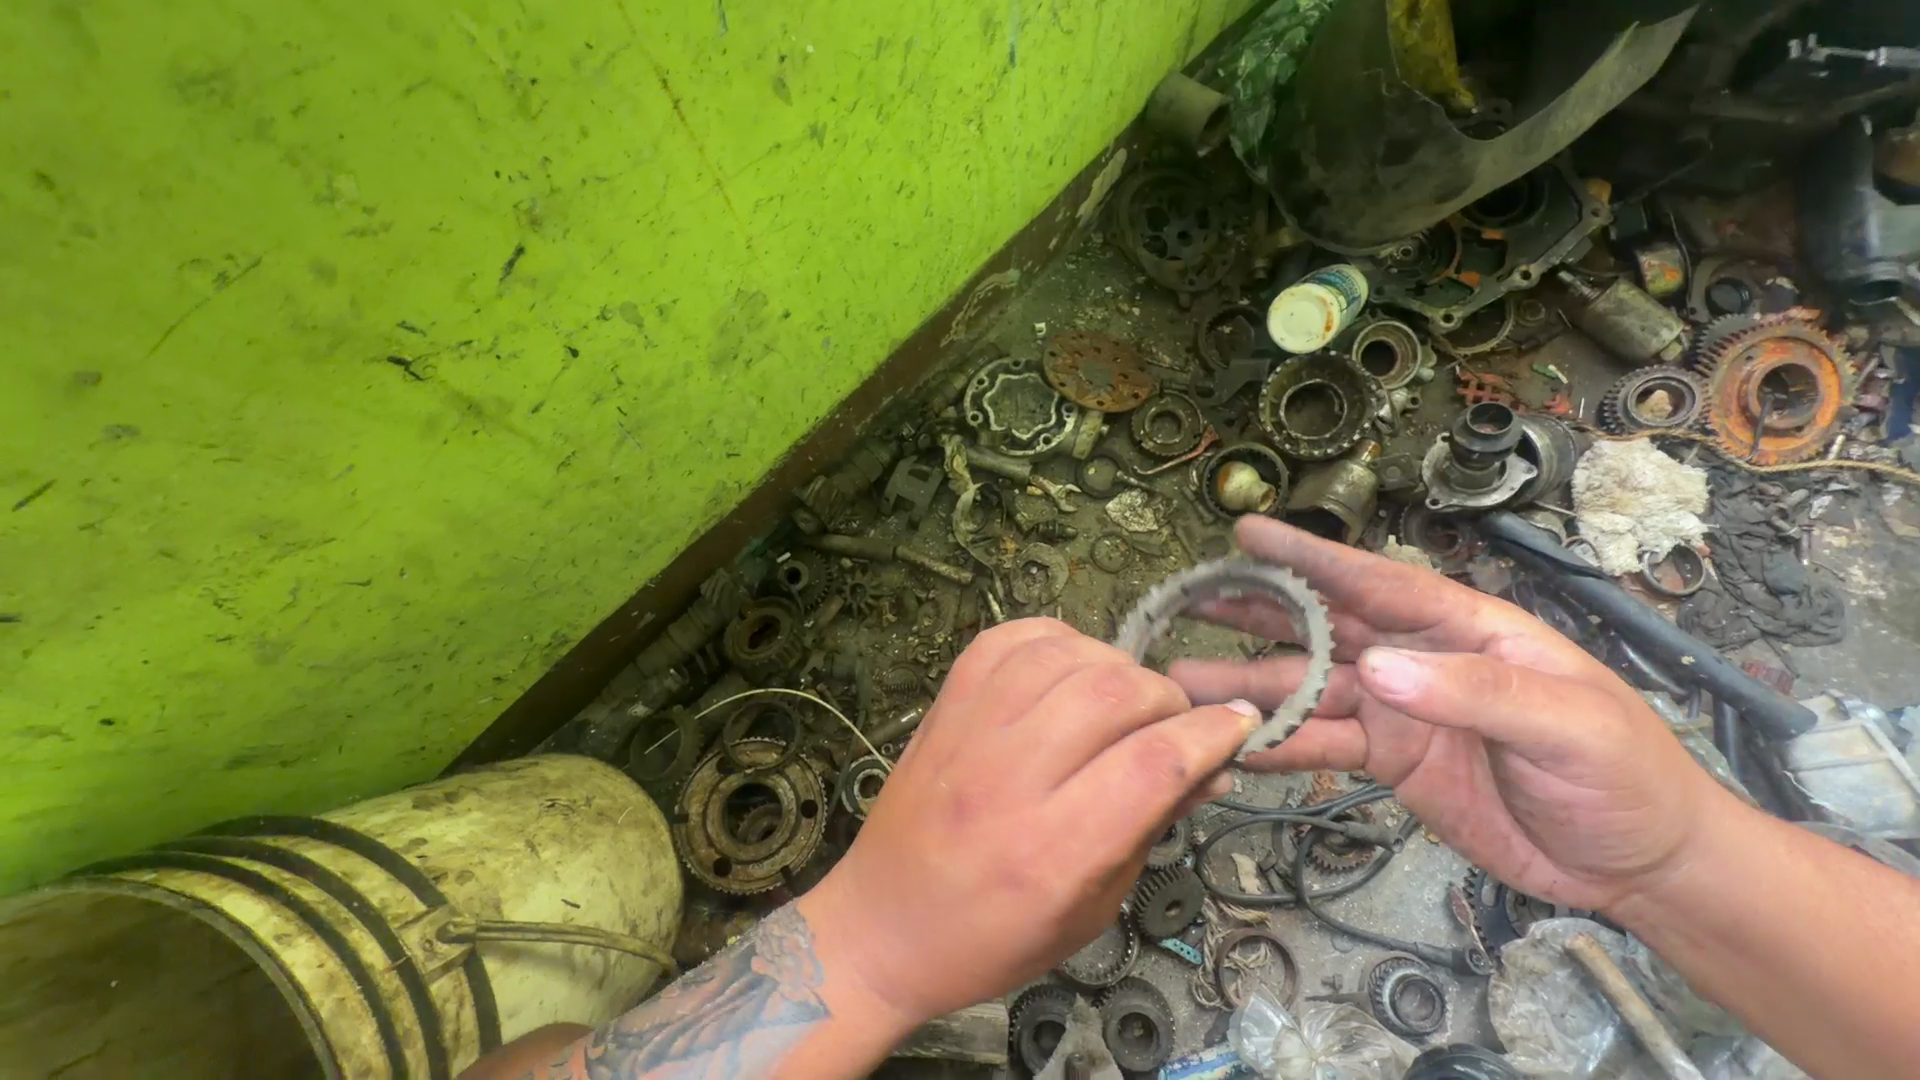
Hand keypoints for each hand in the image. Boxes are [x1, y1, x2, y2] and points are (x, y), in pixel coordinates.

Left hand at [801, 618, 1260, 1024]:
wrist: (884, 922)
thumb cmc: (995, 937)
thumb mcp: (1091, 909)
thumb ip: (1151, 828)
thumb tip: (1210, 767)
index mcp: (1055, 849)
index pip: (1154, 762)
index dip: (1212, 734)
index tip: (1240, 724)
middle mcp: (1011, 777)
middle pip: (1114, 694)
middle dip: (1167, 699)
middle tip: (1175, 722)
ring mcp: (970, 731)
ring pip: (1066, 656)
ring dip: (1116, 666)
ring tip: (1124, 697)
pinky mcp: (944, 702)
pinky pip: (1009, 638)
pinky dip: (1057, 640)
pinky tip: (1072, 666)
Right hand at [1169, 516, 1725, 913]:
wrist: (1636, 863)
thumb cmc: (1624, 774)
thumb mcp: (1570, 724)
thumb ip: (1474, 692)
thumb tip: (1376, 669)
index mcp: (1462, 627)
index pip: (1376, 582)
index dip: (1310, 557)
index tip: (1249, 533)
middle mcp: (1415, 657)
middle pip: (1322, 627)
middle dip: (1255, 609)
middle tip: (1190, 597)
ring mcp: (1395, 708)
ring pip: (1307, 689)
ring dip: (1249, 686)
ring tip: (1186, 681)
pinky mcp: (1385, 757)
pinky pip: (1320, 745)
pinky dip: (1278, 744)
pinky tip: (1236, 744)